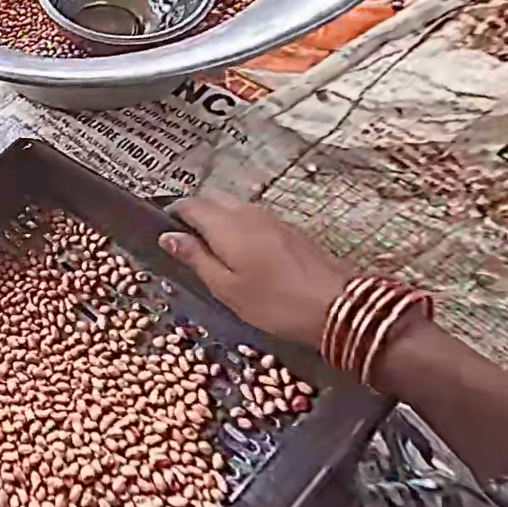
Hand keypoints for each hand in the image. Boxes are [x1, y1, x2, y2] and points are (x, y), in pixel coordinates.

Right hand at [157, 192, 353, 347]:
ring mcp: (271, 218)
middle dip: (194, 211)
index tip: (164, 230)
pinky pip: (252, 215)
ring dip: (217, 216)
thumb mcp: (225, 287)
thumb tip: (168, 237)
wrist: (343, 308)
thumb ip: (195, 258)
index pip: (189, 204)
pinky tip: (242, 251)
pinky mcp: (288, 228)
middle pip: (211, 197)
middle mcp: (246, 213)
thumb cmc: (275, 302)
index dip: (172, 213)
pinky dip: (237, 224)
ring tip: (212, 247)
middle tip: (186, 239)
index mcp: (225, 225)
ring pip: (233, 205)